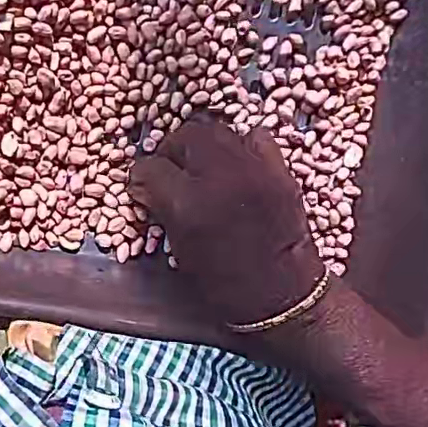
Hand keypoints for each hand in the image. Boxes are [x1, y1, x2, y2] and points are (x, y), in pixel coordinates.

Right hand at [128, 117, 325, 328]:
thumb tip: (145, 186)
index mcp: (187, 204)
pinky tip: (236, 165)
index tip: (144, 187)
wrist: (285, 295)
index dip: (142, 178)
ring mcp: (252, 168)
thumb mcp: (181, 250)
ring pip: (215, 131)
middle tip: (172, 172)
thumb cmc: (226, 284)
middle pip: (183, 136)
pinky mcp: (278, 168)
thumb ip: (162, 210)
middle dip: (171, 152)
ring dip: (202, 146)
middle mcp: (218, 177)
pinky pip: (253, 137)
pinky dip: (240, 146)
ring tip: (201, 166)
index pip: (150, 167)